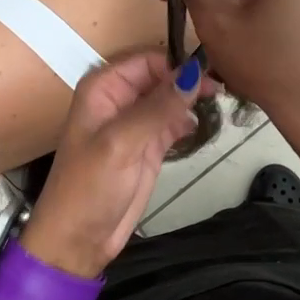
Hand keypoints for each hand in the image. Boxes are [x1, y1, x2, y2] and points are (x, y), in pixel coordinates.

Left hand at [18, 51, 206, 278]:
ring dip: (191, 99)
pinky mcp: (148, 145)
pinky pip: (172, 121)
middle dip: (188, 80)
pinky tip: (201, 125)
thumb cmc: (88, 186)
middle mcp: (118, 98)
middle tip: (221, 88)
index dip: (176, 65)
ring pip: (169, 97)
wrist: (78, 239)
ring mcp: (134, 122)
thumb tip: (194, 75)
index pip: (146, 60)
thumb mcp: (122, 143)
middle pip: (160, 76)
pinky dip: (187, 120)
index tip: (210, 73)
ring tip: (218, 103)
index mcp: (103, 87)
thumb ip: (158, 108)